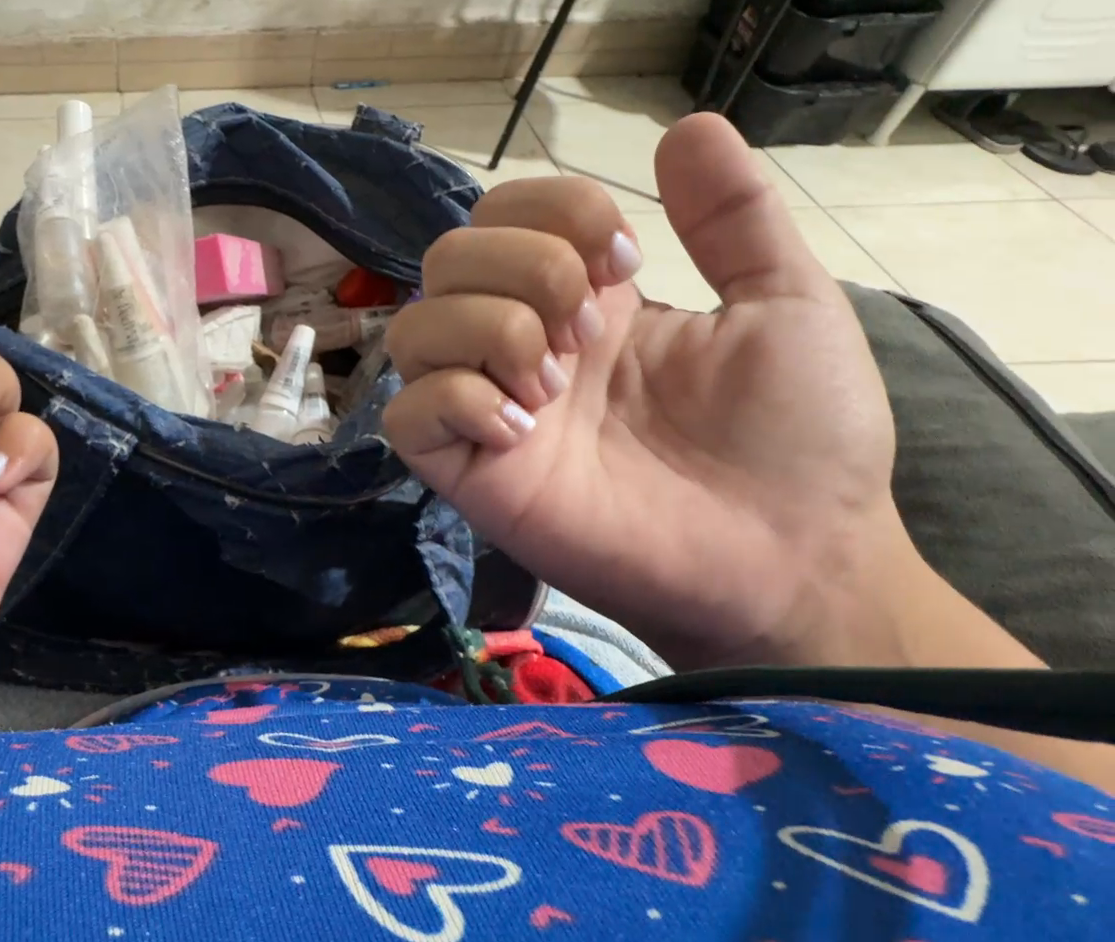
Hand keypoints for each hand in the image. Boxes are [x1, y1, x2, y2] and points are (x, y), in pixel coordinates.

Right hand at [384, 114, 919, 668]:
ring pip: (412, 329)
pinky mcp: (468, 474)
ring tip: (555, 386)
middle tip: (589, 333)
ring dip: (485, 332)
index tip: (628, 262)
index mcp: (588, 303)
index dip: (551, 211)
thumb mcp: (784, 302)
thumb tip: (683, 126)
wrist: (786, 555)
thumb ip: (733, 216)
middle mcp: (522, 347)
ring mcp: (488, 412)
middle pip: (446, 259)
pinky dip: (455, 401)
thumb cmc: (792, 439)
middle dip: (520, 269)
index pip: (505, 216)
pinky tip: (523, 431)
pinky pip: (408, 416)